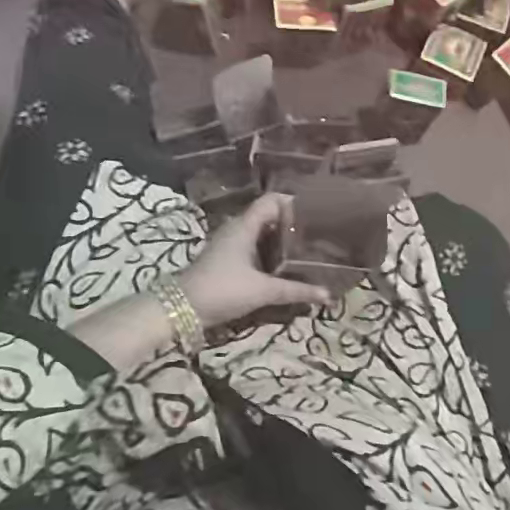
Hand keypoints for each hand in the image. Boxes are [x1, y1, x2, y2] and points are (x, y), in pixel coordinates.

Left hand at [179, 194, 330, 328]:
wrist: (182, 309)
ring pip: (259, 235)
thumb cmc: (223, 290)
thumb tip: (327, 294)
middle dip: (291, 225)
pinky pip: (252, 249)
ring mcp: (228, 245)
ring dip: (280, 242)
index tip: (317, 215)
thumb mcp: (263, 291)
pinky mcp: (225, 261)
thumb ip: (296, 291)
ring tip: (306, 252)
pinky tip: (284, 269)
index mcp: (244, 226)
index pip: (272, 201)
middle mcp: (236, 230)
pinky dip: (268, 254)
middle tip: (317, 236)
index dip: (294, 203)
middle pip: (268, 217)